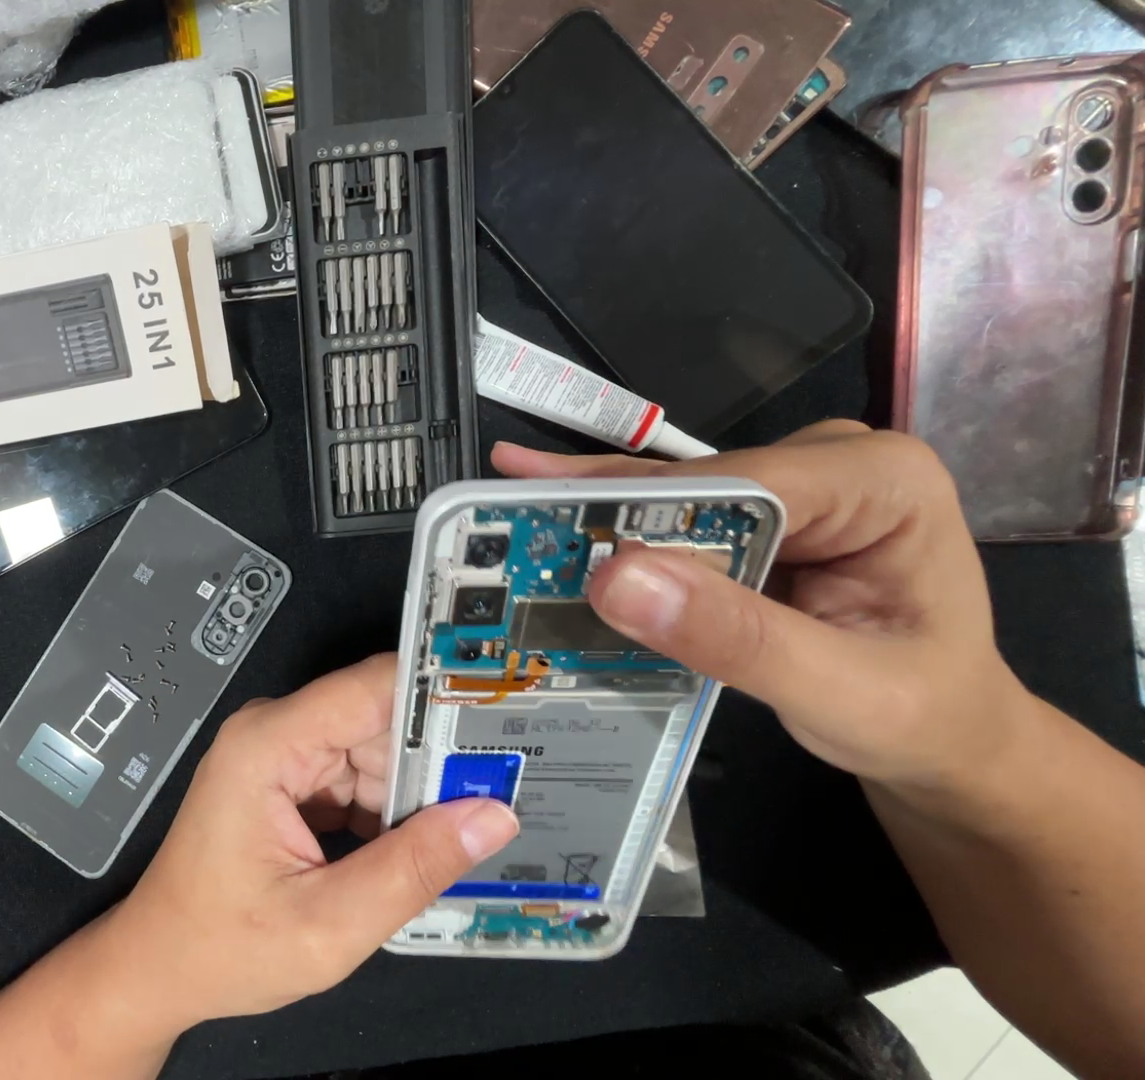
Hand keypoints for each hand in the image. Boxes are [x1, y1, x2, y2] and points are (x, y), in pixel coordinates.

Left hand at [104, 655, 519, 1029]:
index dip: (440, 695)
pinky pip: (356, 776)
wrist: (160, 964)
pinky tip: (407, 850)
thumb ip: (413, 868)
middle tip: (496, 804)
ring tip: (448, 844)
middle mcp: (272, 732)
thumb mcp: (329, 924)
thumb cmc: (225, 948)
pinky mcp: (287, 779)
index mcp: (268, 744)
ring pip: (374, 750)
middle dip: (435, 762)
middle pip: (377, 719)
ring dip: (412, 796)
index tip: (507, 710)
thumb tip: (492, 817)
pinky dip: (386, 811)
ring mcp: (278, 754)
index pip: (372, 687)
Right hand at [492, 421, 1031, 789]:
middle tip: (502, 528)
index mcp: (879, 481)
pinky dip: (603, 531)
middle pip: (686, 484)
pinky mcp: (742, 512)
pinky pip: (657, 515)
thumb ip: (739, 638)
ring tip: (500, 518)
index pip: (737, 486)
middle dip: (601, 516)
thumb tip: (619, 580)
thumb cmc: (919, 717)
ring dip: (588, 521)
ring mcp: (779, 485)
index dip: (644, 517)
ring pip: (658, 493)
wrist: (939, 735)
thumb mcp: (843, 694)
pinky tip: (539, 505)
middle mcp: (824, 464)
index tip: (560, 549)